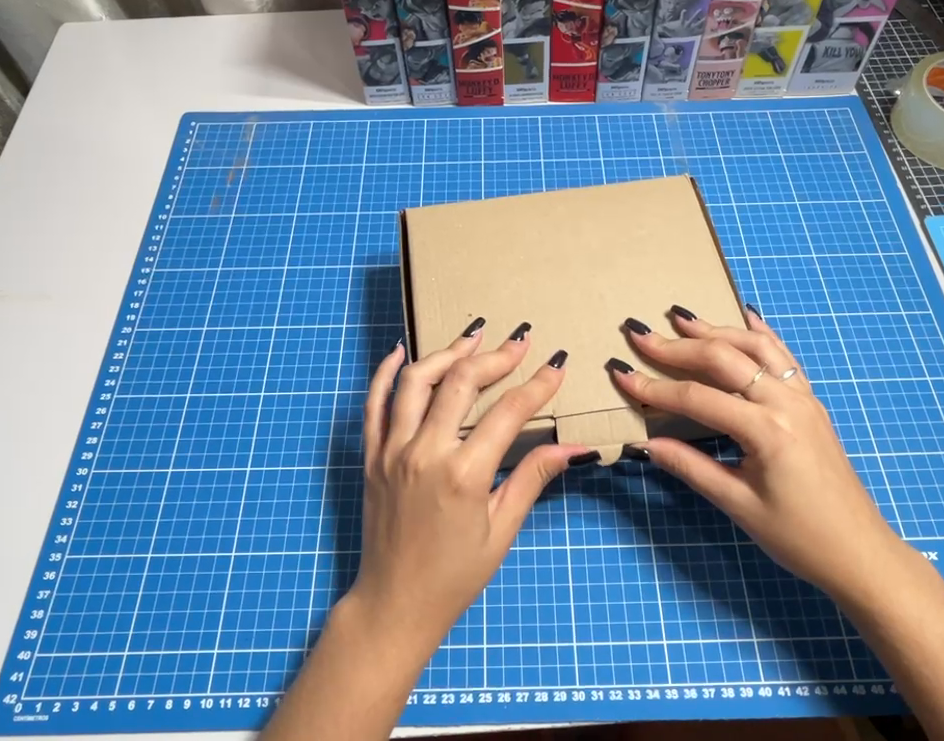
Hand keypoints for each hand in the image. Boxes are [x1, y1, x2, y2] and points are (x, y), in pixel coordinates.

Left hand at [351, 324, 589, 652]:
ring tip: (473, 338)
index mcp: (464, 474)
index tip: (555, 365)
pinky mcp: (371, 456)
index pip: (508, 412)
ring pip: (416, 381)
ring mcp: (392, 450)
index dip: (537, 385)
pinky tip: (401, 351)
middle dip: (496, 357)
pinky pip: (374, 403)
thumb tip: (573, 449)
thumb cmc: (454, 575)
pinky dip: (385, 373)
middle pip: (462, 383)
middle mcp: (425, 452)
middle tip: (520, 341)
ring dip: (447, 353)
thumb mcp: (501, 531)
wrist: (394, 604)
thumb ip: (532, 480)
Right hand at [612, 308, 899, 595]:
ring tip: (680, 318)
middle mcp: (785, 402)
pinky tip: (745, 316)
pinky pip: (784, 356)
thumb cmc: (799, 538)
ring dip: (715, 330)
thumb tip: (644, 445)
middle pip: (723, 359)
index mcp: (766, 430)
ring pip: (753, 347)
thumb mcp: (738, 506)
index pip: (697, 398)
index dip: (654, 387)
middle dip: (677, 346)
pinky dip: (760, 334)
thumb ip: (690, 467)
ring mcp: (803, 397)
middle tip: (639, 335)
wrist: (860, 553)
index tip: (621, 375)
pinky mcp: (811, 402)